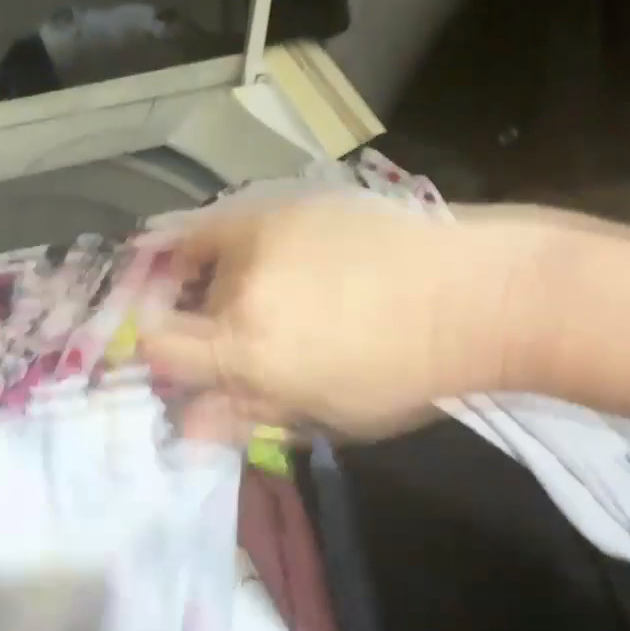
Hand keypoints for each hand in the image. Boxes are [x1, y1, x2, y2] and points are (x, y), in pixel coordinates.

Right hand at [143, 191, 535, 437]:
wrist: (477, 296)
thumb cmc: (406, 371)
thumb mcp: (327, 413)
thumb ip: (248, 414)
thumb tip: (186, 426)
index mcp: (248, 350)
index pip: (157, 346)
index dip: (152, 354)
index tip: (169, 360)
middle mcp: (239, 292)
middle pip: (174, 306)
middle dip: (185, 323)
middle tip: (215, 335)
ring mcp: (256, 240)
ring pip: (193, 262)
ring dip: (200, 282)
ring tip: (236, 291)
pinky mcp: (277, 204)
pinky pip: (214, 223)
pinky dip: (205, 240)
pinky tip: (226, 252)